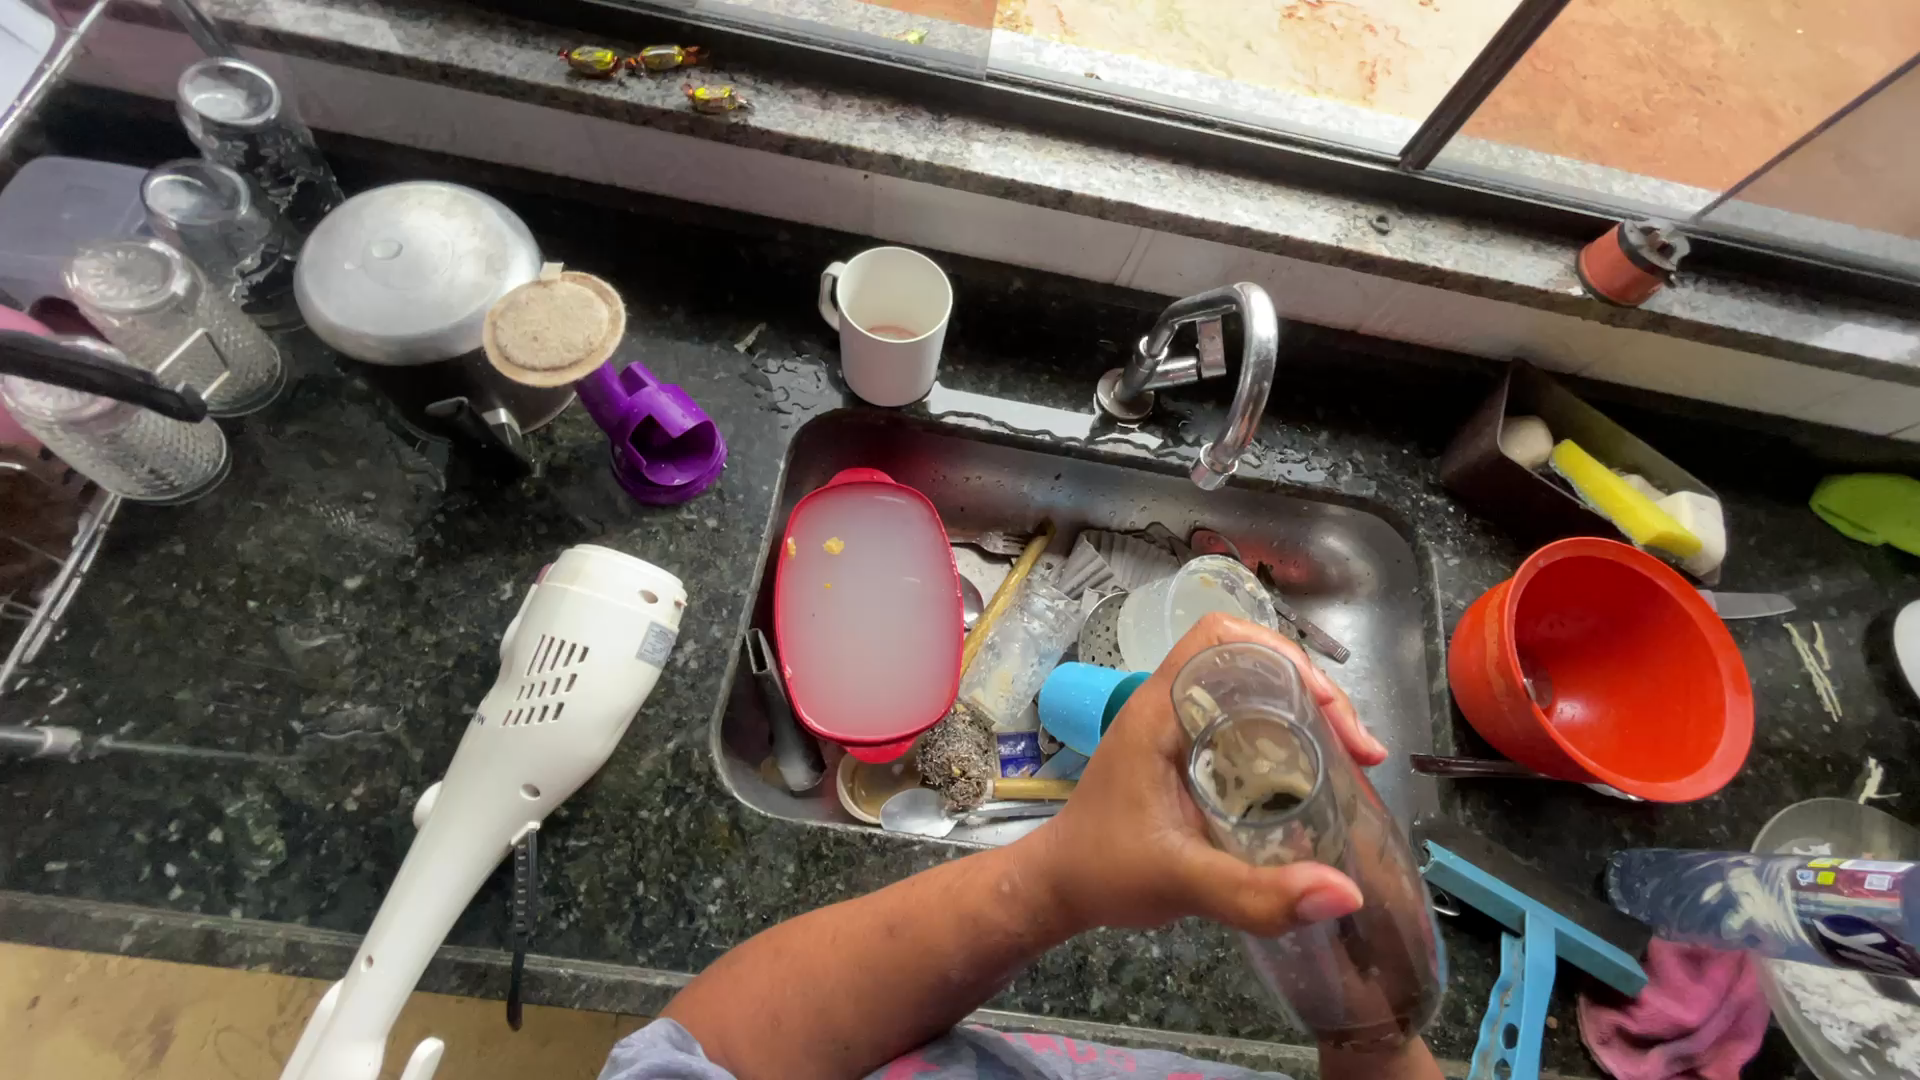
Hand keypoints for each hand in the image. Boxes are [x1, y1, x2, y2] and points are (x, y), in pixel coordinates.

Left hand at [1022, 613, 1386, 938]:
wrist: (1062, 884)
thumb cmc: (1105, 869)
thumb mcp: (1180, 881)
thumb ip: (1255, 895)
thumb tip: (1346, 893)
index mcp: (1158, 712)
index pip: (1217, 639)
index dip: (1278, 653)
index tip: (1326, 707)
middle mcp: (1168, 708)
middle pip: (1248, 662)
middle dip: (1311, 692)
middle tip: (1359, 749)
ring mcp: (1177, 730)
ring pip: (1251, 695)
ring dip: (1305, 716)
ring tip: (1353, 761)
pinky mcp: (1186, 756)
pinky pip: (1245, 728)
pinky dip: (1286, 741)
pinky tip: (1317, 778)